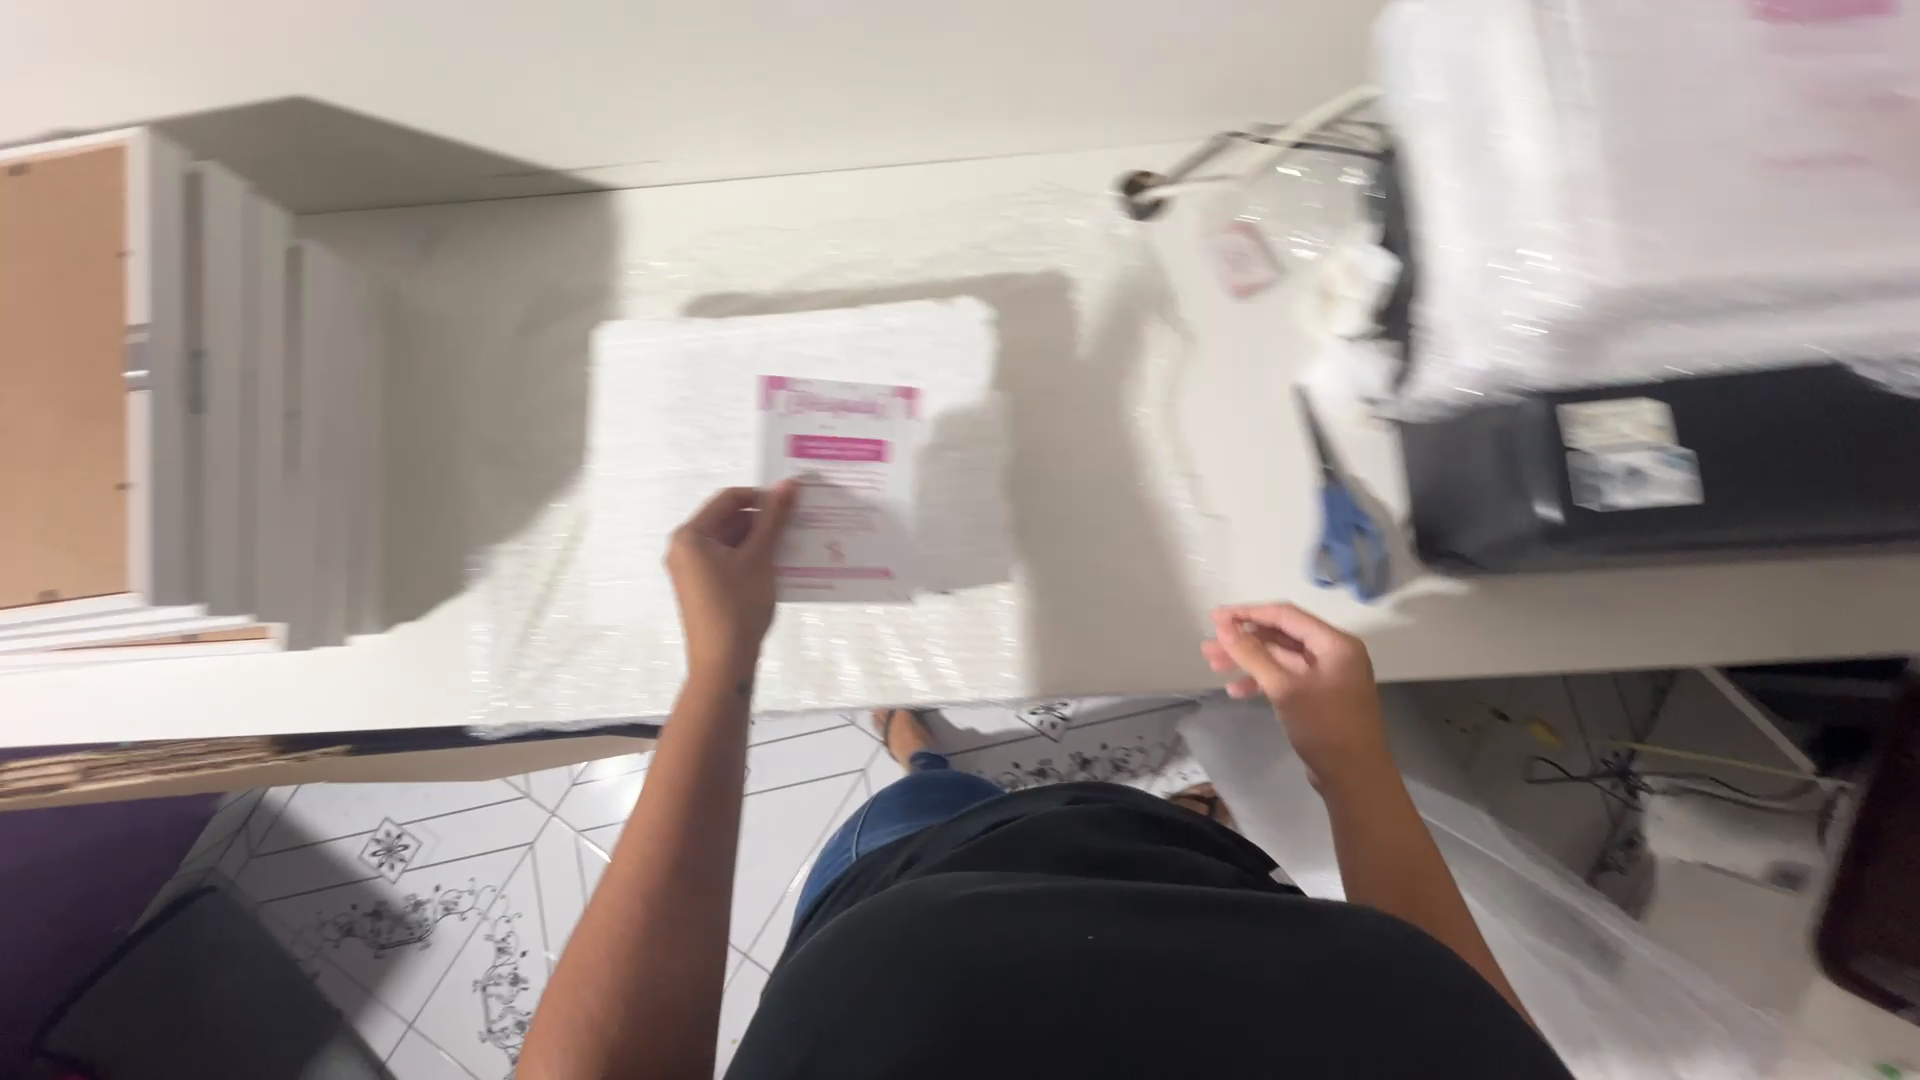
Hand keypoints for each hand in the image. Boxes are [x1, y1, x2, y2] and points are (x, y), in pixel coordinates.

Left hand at [665, 482, 796, 680]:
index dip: (762, 497)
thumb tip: (789, 483)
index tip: (793, 503)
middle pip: (728, 520)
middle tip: (798, 522)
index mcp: (690, 536)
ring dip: (761, 540)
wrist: (723, 664)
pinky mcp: (704, 589)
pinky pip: (730, 562)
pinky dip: (752, 559)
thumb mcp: (759, 558)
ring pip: (732, 542)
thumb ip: (774, 519)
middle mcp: (685, 549)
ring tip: (793, 543)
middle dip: (763, 520)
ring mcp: (693, 571)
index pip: (728, 499)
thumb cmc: (738, 606)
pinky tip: (779, 565)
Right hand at [1201, 603, 1392, 791]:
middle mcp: (1333, 654)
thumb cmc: (1325, 727)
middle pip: (1280, 636)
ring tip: (1213, 665)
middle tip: (1209, 646)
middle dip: (1244, 640)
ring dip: (1247, 660)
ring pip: (1279, 658)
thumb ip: (1252, 655)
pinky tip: (1236, 691)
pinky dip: (1261, 681)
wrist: (1355, 779)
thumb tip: (1223, 627)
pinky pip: (1285, 678)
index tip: (1214, 618)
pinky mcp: (1318, 696)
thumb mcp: (1284, 688)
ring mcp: (1326, 676)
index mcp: (1335, 644)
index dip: (1247, 614)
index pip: (1285, 615)